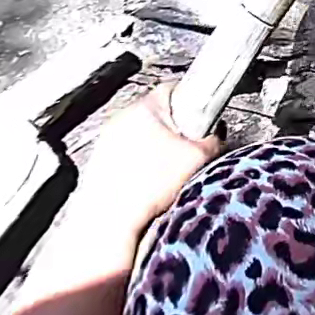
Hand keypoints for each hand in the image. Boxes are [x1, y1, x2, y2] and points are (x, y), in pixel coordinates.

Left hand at [75, 84, 221, 235]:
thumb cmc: (147, 188)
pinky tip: (149, 185)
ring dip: (157, 149)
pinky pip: (128, 156)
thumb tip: (217, 134)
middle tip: (188, 150)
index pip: (175, 88)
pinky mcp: (97, 164)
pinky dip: (140, 166)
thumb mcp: (198, 158)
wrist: (108, 226)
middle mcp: (121, 118)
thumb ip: (214, 138)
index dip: (194, 102)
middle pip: (159, 114)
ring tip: (168, 172)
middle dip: (176, 130)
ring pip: (143, 135)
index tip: (201, 117)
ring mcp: (106, 141)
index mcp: (144, 108)